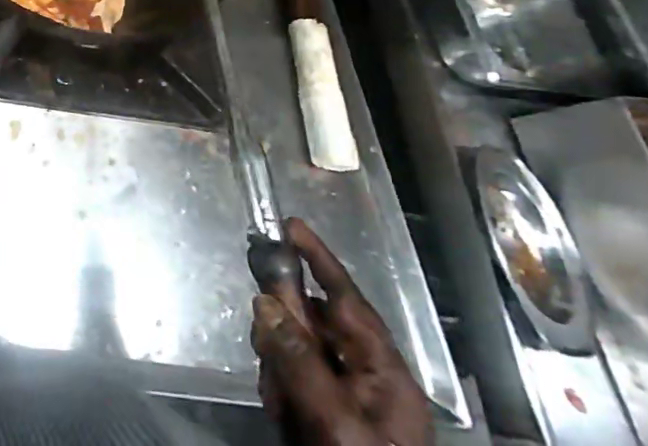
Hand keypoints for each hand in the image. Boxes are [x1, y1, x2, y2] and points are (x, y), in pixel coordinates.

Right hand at [251, 218, 433, 445]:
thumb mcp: (334, 422)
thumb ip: (298, 359)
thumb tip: (264, 302)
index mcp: (383, 371)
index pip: (346, 299)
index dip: (319, 260)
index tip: (289, 224)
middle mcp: (365, 375)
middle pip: (314, 321)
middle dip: (285, 330)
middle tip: (270, 356)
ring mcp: (344, 396)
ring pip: (294, 348)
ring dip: (278, 368)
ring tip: (283, 408)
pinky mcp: (323, 413)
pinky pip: (290, 378)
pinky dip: (279, 391)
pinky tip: (283, 416)